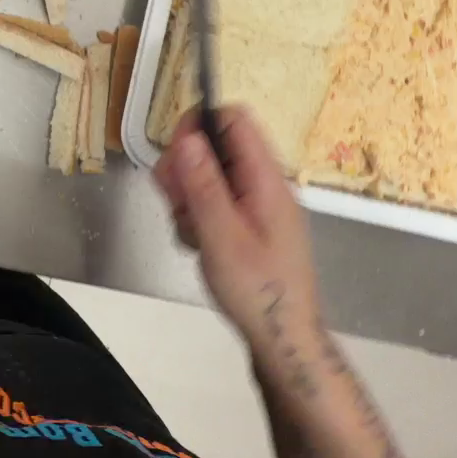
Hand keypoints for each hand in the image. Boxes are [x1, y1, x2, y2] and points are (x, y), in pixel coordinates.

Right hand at [152, 107, 320, 350]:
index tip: (174, 157)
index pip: (234, 119)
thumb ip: (203, 185)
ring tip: (188, 230)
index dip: (198, 126)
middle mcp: (262, 184)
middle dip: (184, 168)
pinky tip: (196, 242)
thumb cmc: (256, 289)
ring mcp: (255, 203)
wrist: (283, 338)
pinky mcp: (247, 222)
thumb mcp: (222, 236)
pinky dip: (195, 215)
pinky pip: (212, 200)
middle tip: (174, 203)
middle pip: (215, 146)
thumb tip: (188, 137)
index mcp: (266, 179)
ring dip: (186, 196)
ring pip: (207, 175)